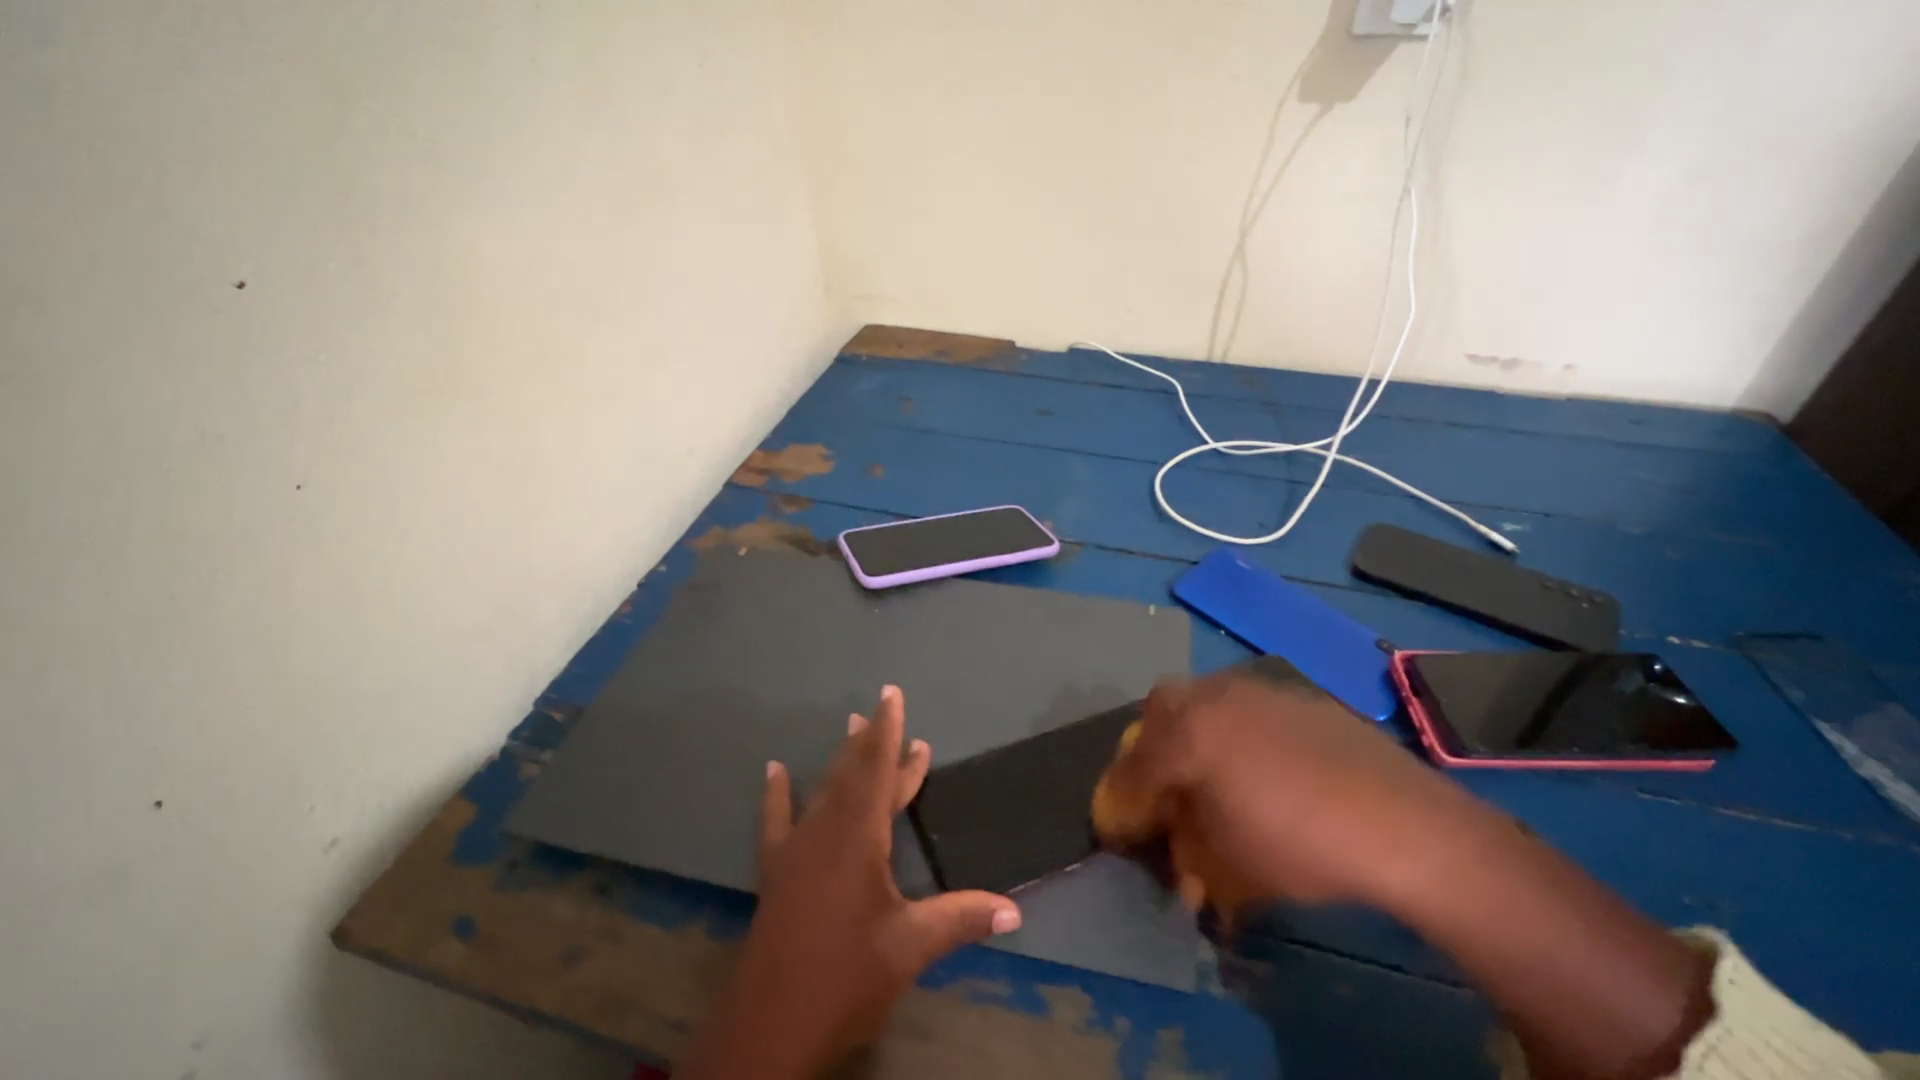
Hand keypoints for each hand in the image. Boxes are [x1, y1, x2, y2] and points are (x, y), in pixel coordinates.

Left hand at [678, 686, 1021, 1079]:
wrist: (769, 1025)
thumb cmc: (845, 977)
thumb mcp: (910, 947)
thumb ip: (961, 919)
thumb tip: (1016, 910)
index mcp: (858, 839)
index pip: (877, 773)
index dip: (889, 733)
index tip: (893, 695)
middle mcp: (824, 833)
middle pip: (852, 775)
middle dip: (872, 740)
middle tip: (883, 705)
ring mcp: (796, 851)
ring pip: (822, 791)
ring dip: (841, 760)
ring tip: (850, 726)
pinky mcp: (776, 873)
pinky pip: (776, 821)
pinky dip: (777, 794)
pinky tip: (774, 770)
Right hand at [1097, 671, 1490, 915]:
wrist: (1407, 827)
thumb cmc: (1302, 851)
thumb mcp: (1225, 864)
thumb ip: (1184, 846)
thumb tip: (1174, 844)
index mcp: (1185, 736)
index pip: (1130, 773)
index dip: (1119, 809)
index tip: (1119, 835)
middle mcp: (1213, 698)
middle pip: (1157, 714)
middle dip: (1148, 753)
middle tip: (1161, 794)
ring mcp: (1260, 691)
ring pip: (1203, 701)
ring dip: (1192, 736)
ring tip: (1210, 780)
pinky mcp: (1301, 697)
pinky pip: (1247, 708)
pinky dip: (1237, 733)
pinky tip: (1263, 771)